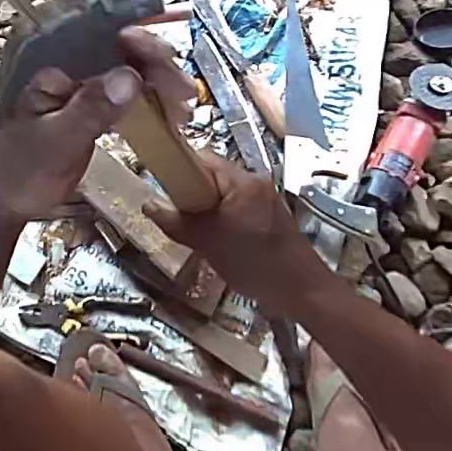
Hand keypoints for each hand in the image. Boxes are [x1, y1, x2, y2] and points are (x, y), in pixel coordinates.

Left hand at [0, 28, 194, 224]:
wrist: (9, 198)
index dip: (136, 25)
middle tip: (182, 90)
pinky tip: (171, 113)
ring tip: (182, 107)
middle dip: (157, 62)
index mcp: (44, 57)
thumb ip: (89, 109)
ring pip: (130, 66)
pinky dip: (151, 99)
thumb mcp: (56, 140)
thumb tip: (129, 77)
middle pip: (120, 44)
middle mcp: (65, 60)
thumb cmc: (19, 169)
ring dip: (160, 82)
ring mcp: (80, 79)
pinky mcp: (92, 100)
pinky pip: (127, 89)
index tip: (169, 34)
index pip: (95, 26)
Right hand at [143, 150, 331, 312]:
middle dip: (191, 193)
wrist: (303, 292)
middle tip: (176, 215)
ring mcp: (265, 199)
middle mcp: (255, 182)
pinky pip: (237, 208)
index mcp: (242, 181)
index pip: (203, 159)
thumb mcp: (208, 244)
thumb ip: (177, 223)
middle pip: (213, 176)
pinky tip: (216, 240)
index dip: (180, 170)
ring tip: (193, 231)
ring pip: (224, 194)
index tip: (162, 187)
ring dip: (206, 209)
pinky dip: (222, 218)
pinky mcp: (269, 216)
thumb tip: (148, 205)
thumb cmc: (256, 263)